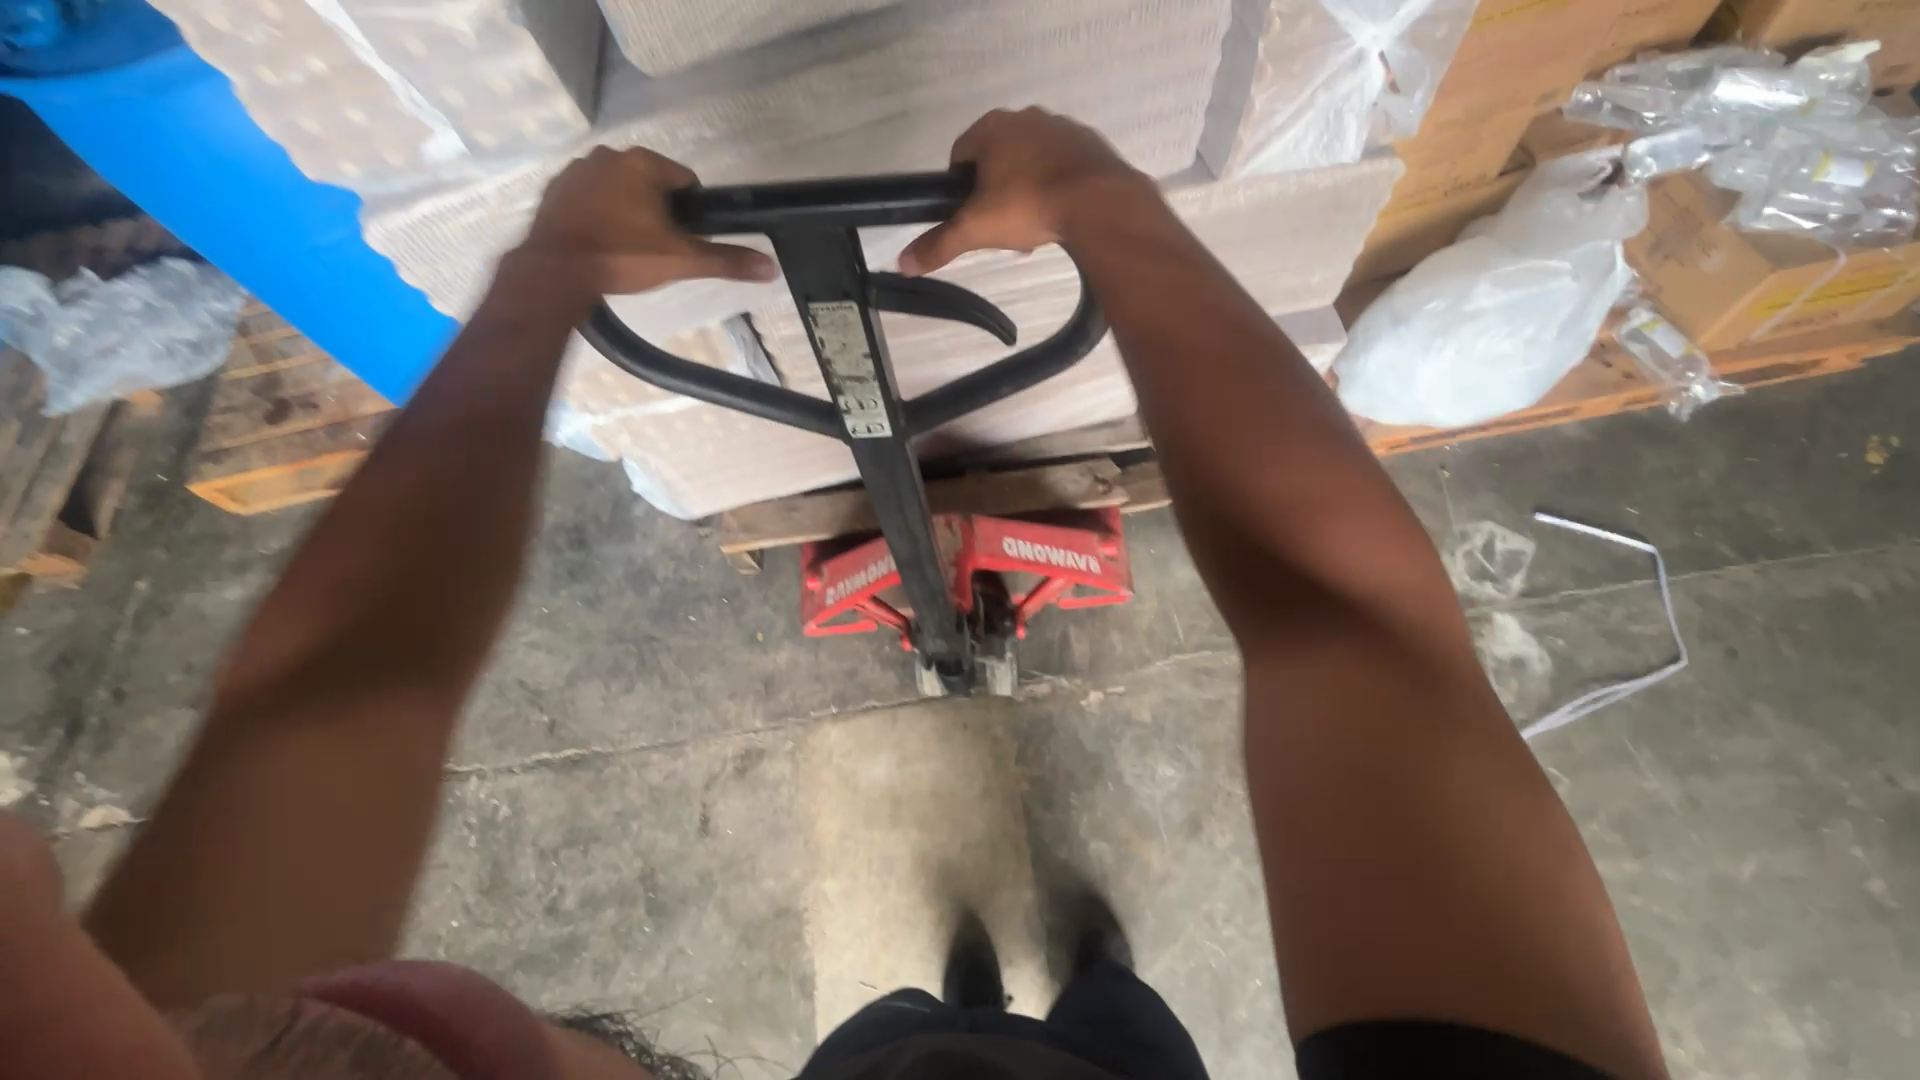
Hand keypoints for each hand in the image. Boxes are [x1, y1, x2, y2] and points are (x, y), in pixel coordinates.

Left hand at [514, 146, 776, 295]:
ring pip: (619, 191)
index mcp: (643, 163)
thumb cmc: (623, 257)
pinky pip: (590, 200)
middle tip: (657, 250)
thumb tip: (770, 267)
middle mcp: (609, 155)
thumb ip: (727, 261)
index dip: (691, 212)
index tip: (684, 239)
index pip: (686, 181)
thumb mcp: (682, 260)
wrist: (556, 270)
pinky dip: (598, 217)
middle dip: (658, 212)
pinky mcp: (555, 190)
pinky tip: (600, 245)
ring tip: (627, 250)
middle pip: (651, 185)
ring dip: (627, 213)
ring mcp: (577, 170)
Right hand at [899, 108, 1154, 275]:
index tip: (969, 217)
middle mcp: (1026, 118)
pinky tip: (1061, 217)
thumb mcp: (975, 229)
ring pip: (1032, 163)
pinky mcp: (1091, 145)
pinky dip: (1057, 189)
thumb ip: (939, 244)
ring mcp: (1062, 128)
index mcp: (992, 128)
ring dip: (1027, 192)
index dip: (959, 188)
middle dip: (996, 193)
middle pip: (998, 159)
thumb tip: (903, 264)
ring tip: (1033, 228)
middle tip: (1002, 229)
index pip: (960, 154)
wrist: (1097, 202)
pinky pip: (1063, 168)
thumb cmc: (1027, 206)